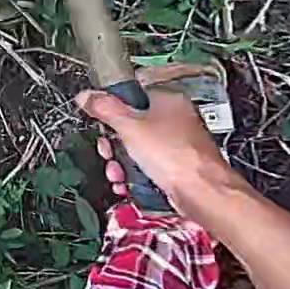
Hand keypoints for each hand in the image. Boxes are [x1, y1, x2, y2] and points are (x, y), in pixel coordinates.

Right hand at [76, 65, 235, 208]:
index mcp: (168, 99)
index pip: (131, 95)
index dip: (112, 111)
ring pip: (137, 148)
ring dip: (121, 162)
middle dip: (114, 144)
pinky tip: (128, 184)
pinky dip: (135, 175)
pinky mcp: (176, 166)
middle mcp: (175, 118)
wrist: (204, 193)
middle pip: (131, 125)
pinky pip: (147, 166)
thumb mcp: (129, 127)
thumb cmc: (174, 155)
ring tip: (118, 173)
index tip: (102, 124)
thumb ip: (104, 109)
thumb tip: (86, 96)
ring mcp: (177, 144)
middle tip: (108, 152)